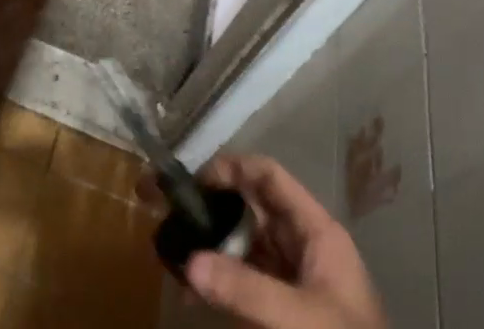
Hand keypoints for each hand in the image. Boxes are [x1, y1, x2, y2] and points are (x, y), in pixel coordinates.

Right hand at [184, 155, 385, 328]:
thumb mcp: (298, 317)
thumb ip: (245, 289)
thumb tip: (188, 261)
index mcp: (316, 232)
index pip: (269, 178)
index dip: (231, 169)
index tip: (191, 181)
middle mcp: (302, 246)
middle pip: (250, 209)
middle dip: (211, 210)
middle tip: (167, 216)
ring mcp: (291, 278)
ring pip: (243, 246)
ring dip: (208, 249)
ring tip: (171, 258)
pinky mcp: (281, 309)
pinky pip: (242, 282)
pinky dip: (216, 283)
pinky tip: (189, 294)